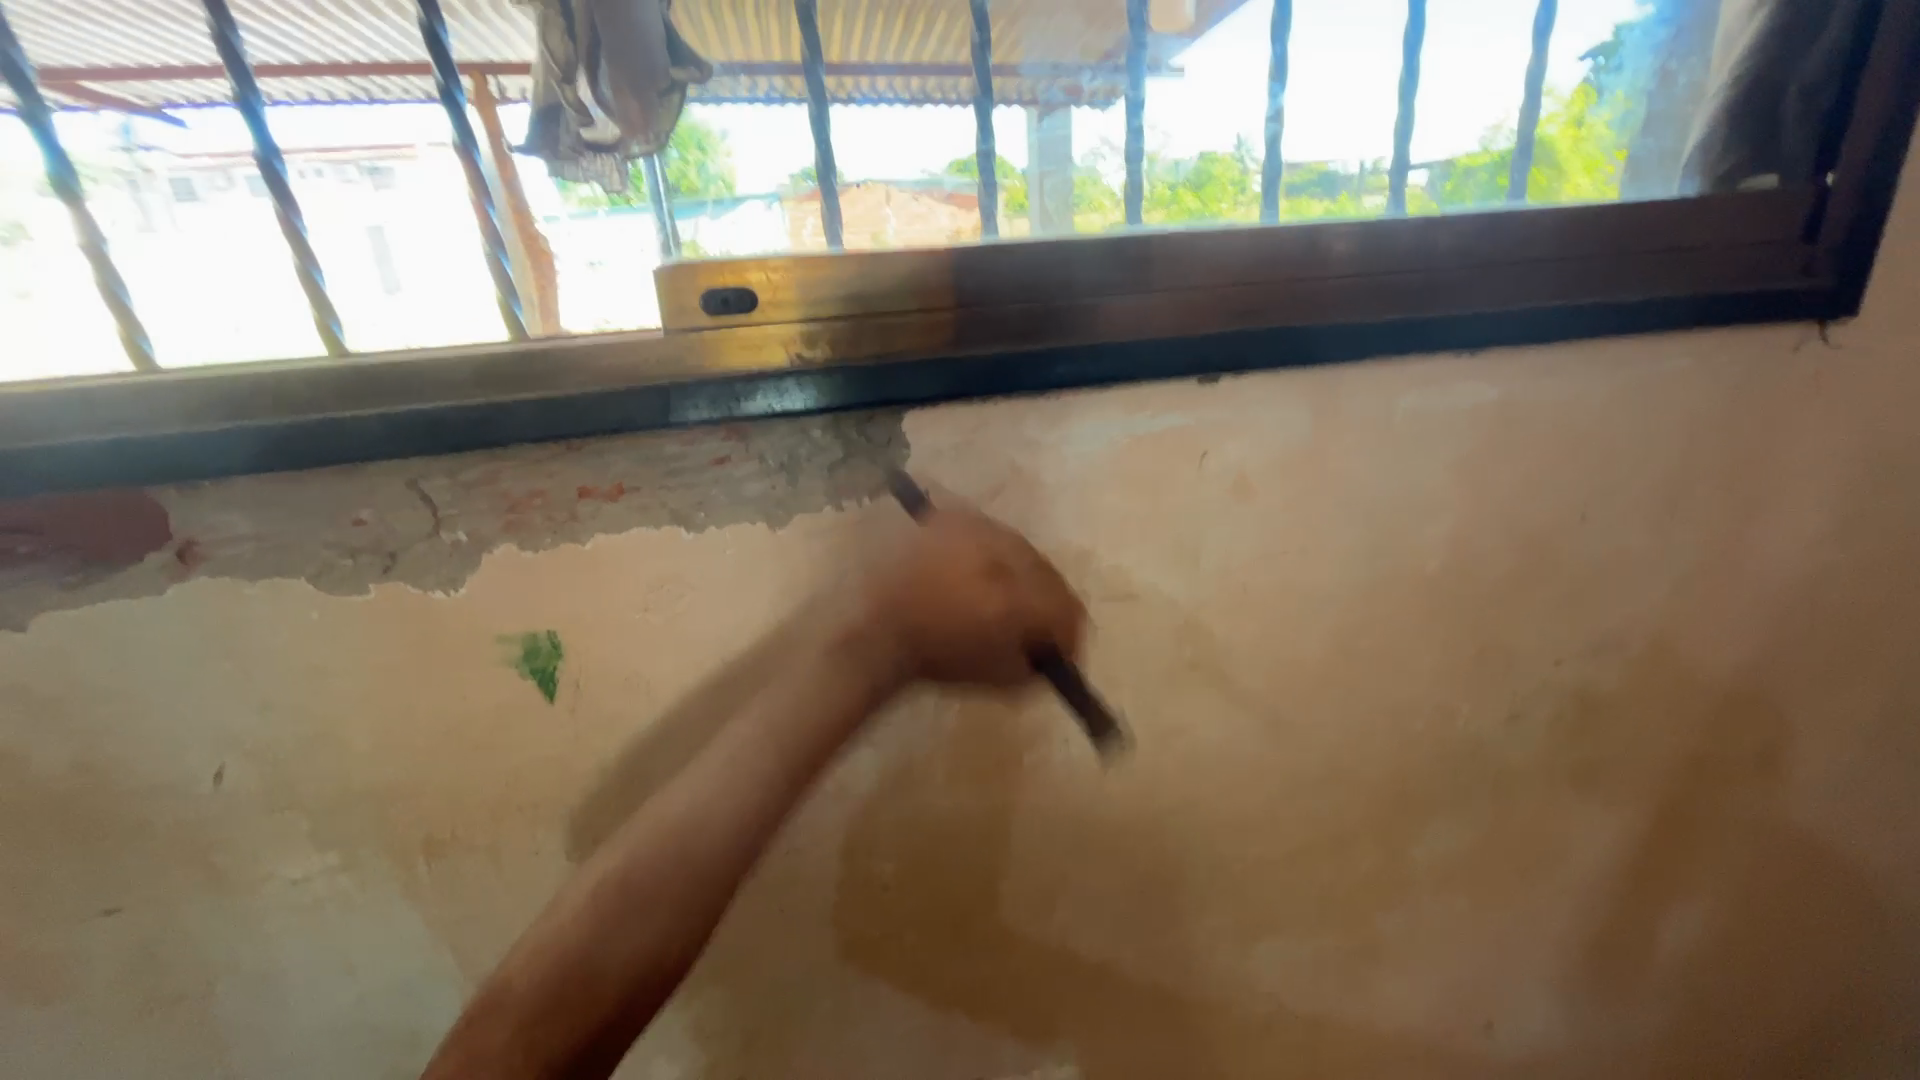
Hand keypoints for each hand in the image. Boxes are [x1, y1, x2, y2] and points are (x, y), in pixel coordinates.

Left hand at [854, 501, 1086, 689]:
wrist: (867, 624)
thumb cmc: (929, 657)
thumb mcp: (991, 676)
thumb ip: (1033, 667)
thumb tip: (1052, 656)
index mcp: (1016, 599)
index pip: (1068, 610)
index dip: (1070, 634)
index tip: (1062, 650)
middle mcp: (1003, 554)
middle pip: (1049, 574)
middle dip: (1047, 602)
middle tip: (1035, 623)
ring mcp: (976, 529)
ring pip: (1020, 549)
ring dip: (1019, 574)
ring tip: (999, 594)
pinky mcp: (952, 516)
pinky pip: (988, 533)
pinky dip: (988, 553)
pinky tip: (971, 571)